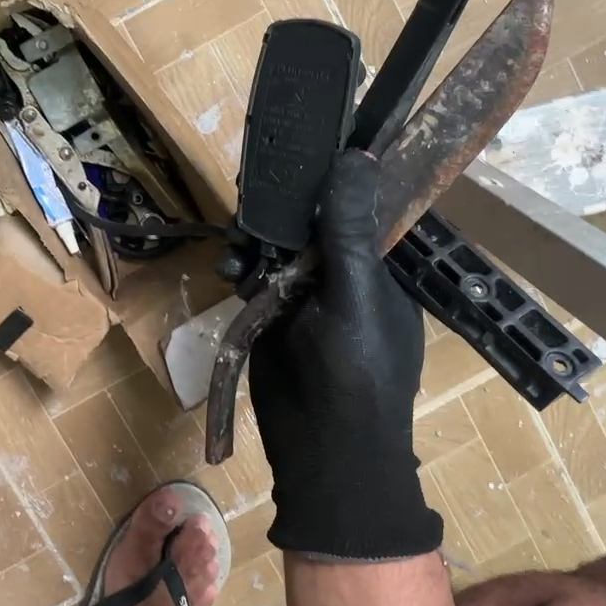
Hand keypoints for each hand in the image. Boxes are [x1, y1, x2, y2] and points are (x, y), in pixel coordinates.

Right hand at [249, 150, 443, 561]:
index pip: (351, 208)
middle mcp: (339, 274)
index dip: (324, 182)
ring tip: (238, 252)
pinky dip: (240, 268)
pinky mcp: (269, 313)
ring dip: (252, 240)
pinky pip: (252, 275)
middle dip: (277, 211)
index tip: (295, 153)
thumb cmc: (356, 373)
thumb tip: (359, 155)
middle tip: (249, 192)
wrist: (323, 452)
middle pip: (305, 222)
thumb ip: (348, 230)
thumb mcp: (355, 296)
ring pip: (273, 245)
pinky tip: (231, 272)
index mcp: (375, 269)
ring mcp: (302, 294)